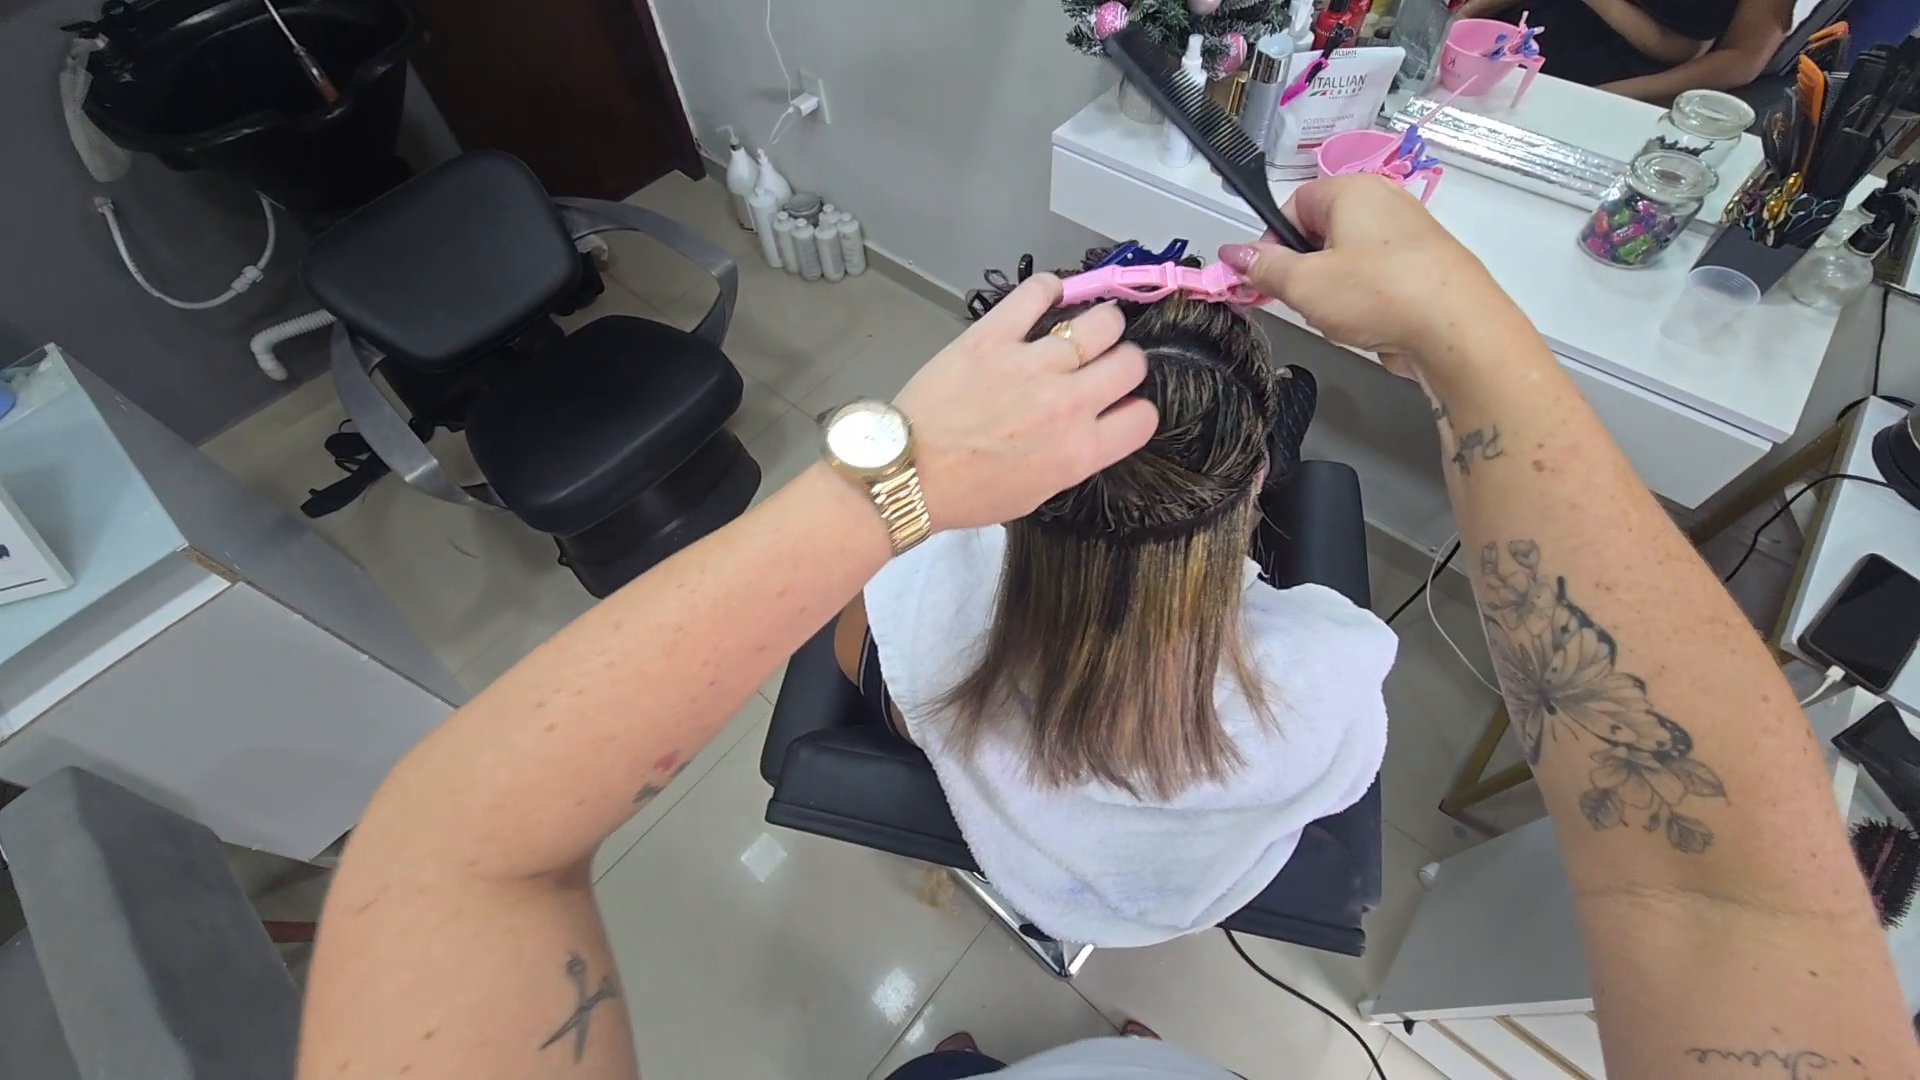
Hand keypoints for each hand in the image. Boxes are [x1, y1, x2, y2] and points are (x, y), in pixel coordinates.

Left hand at [894, 274, 1156, 531]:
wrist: (907, 474)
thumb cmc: (968, 495)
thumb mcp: (1036, 493)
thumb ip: (1072, 457)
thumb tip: (1089, 427)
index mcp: (1079, 451)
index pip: (1143, 416)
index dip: (1134, 411)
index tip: (1117, 408)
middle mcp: (1068, 404)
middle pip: (1130, 362)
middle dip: (1121, 363)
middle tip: (1098, 366)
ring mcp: (1032, 365)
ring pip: (1100, 322)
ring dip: (1098, 326)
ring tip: (1080, 332)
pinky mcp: (993, 336)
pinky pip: (1038, 293)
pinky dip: (1049, 289)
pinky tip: (1048, 297)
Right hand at [1219, 174, 1525, 376]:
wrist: (1453, 328)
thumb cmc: (1374, 294)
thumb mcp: (1302, 283)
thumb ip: (1262, 267)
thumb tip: (1231, 253)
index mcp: (1352, 190)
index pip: (1291, 206)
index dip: (1270, 243)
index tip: (1264, 278)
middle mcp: (1382, 200)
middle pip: (1317, 231)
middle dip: (1298, 268)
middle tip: (1293, 300)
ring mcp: (1405, 232)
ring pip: (1342, 257)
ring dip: (1325, 287)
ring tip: (1331, 314)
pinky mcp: (1419, 264)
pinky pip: (1370, 274)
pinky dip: (1355, 296)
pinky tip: (1359, 320)